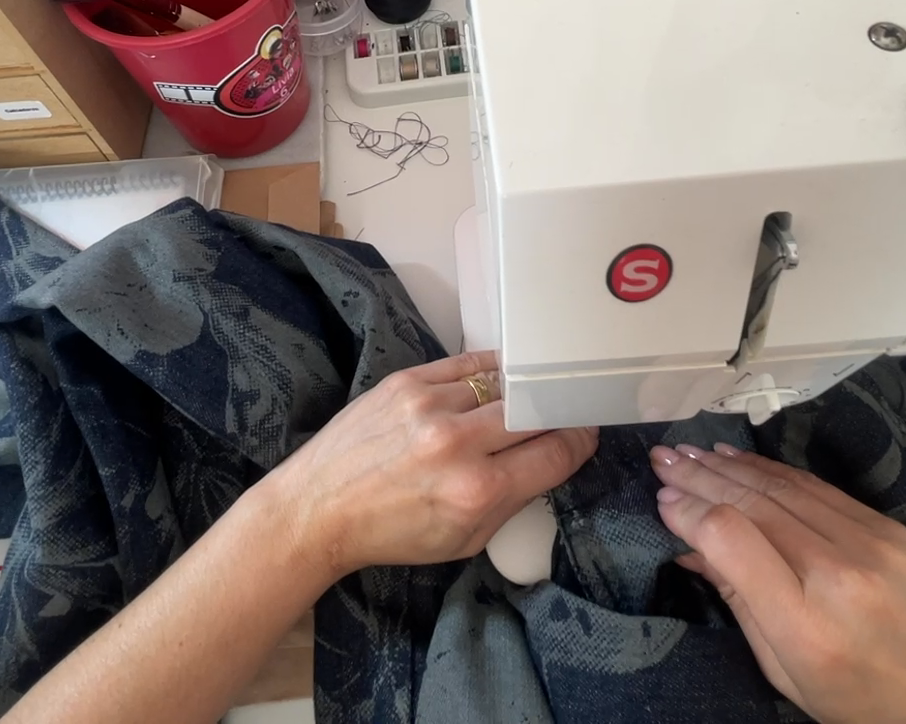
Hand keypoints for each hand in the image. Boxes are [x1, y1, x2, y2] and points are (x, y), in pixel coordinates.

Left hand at [260, 350, 597, 578]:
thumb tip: (550, 458)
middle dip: (558, 411)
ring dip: (523, 389)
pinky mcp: (407, 380)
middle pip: (534, 412)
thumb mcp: (464, 541)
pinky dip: (491, 369)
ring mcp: (430, 405)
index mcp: (477, 493)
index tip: (585, 432)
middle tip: (566, 408)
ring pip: (503, 383)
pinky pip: (467, 363)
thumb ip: (513, 500)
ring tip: (531, 392)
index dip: (579, 441)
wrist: (320, 506)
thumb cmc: (393, 532)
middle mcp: (457, 444)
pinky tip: (501, 374)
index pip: (554, 454)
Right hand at [650, 443, 905, 723]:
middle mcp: (836, 573)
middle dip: (697, 476)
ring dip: (724, 464)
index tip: (661, 500)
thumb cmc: (870, 705)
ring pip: (776, 485)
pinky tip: (735, 458)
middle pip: (748, 501)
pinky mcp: (883, 525)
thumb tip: (688, 546)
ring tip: (686, 451)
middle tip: (659, 458)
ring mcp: (866, 542)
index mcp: (807, 625)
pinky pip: (810, 484)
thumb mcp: (788, 675)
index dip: (688, 511)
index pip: (730, 538)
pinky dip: (764, 468)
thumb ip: (738, 601)